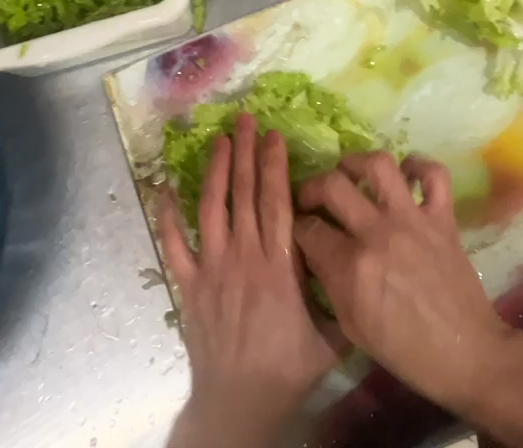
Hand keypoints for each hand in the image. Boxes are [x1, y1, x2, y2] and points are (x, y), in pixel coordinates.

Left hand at [161, 114, 341, 447]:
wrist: (239, 402)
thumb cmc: (287, 370)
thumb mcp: (330, 337)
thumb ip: (343, 299)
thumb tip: (357, 265)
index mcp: (278, 266)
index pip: (275, 202)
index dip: (274, 165)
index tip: (274, 136)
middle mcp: (243, 257)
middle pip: (243, 195)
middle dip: (245, 153)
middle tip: (244, 120)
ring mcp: (211, 268)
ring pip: (211, 208)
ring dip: (214, 171)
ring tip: (218, 140)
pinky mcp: (188, 285)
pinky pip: (173, 244)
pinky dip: (167, 215)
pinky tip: (165, 187)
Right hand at [293, 153, 517, 410]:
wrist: (467, 355)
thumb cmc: (405, 350)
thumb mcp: (352, 325)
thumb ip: (329, 281)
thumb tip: (314, 249)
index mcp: (352, 268)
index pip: (308, 229)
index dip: (297, 228)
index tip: (300, 230)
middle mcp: (379, 234)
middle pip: (332, 185)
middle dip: (312, 187)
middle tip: (313, 199)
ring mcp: (413, 221)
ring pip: (379, 165)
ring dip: (357, 163)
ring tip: (350, 173)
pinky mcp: (443, 218)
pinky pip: (434, 174)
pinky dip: (419, 166)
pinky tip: (405, 176)